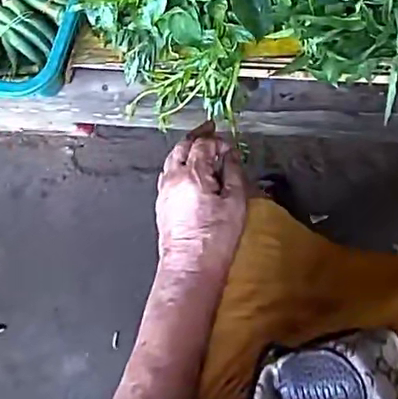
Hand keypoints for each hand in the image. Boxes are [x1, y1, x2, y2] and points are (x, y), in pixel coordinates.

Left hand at [155, 122, 246, 276]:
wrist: (189, 268)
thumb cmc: (215, 239)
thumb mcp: (235, 204)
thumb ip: (233, 174)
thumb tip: (231, 155)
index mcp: (192, 173)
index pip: (203, 145)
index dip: (217, 140)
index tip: (229, 146)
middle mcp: (173, 177)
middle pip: (183, 146)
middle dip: (198, 136)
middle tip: (210, 130)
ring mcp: (164, 189)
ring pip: (172, 158)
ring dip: (186, 148)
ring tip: (199, 147)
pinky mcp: (161, 203)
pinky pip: (168, 172)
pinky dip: (178, 163)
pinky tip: (187, 169)